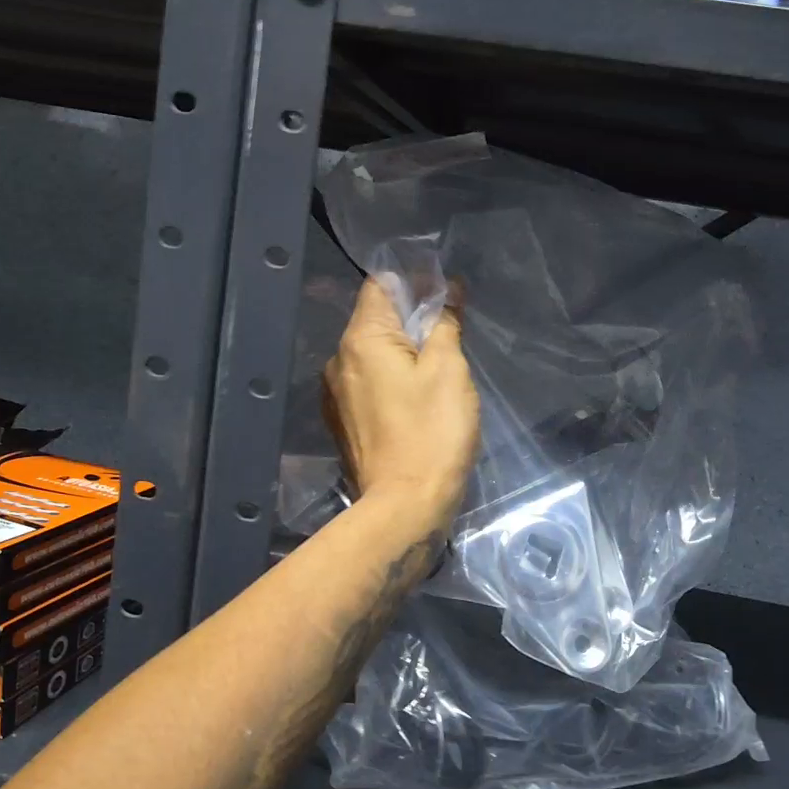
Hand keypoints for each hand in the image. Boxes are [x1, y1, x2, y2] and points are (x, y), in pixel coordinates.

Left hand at [323, 277, 479, 529]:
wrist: (405, 506)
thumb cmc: (431, 431)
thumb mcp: (448, 370)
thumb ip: (444, 323)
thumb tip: (445, 292)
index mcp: (361, 339)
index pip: (380, 285)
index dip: (415, 283)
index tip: (447, 295)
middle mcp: (339, 360)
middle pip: (375, 320)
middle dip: (412, 319)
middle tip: (452, 333)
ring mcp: (336, 395)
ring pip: (373, 355)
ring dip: (403, 352)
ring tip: (438, 369)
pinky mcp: (343, 423)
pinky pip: (369, 385)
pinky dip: (392, 381)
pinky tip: (417, 400)